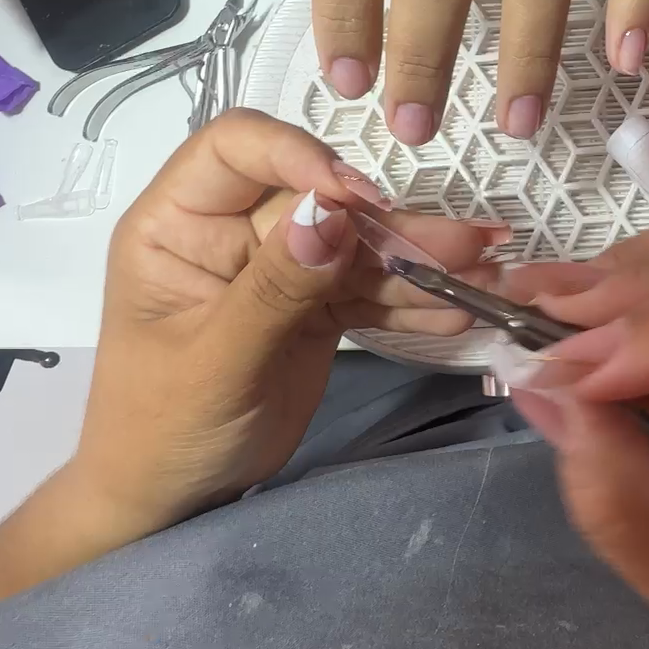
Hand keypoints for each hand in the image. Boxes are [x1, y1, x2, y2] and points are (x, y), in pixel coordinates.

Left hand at [70, 109, 507, 530]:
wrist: (178, 498)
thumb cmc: (163, 430)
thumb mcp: (215, 362)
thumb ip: (275, 288)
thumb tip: (333, 213)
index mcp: (180, 225)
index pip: (239, 150)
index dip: (303, 156)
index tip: (364, 198)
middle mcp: (238, 233)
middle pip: (327, 203)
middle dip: (398, 226)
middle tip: (472, 244)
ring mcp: (286, 268)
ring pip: (362, 247)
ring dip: (424, 264)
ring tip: (485, 278)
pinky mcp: (321, 303)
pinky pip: (373, 291)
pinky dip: (416, 302)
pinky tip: (457, 313)